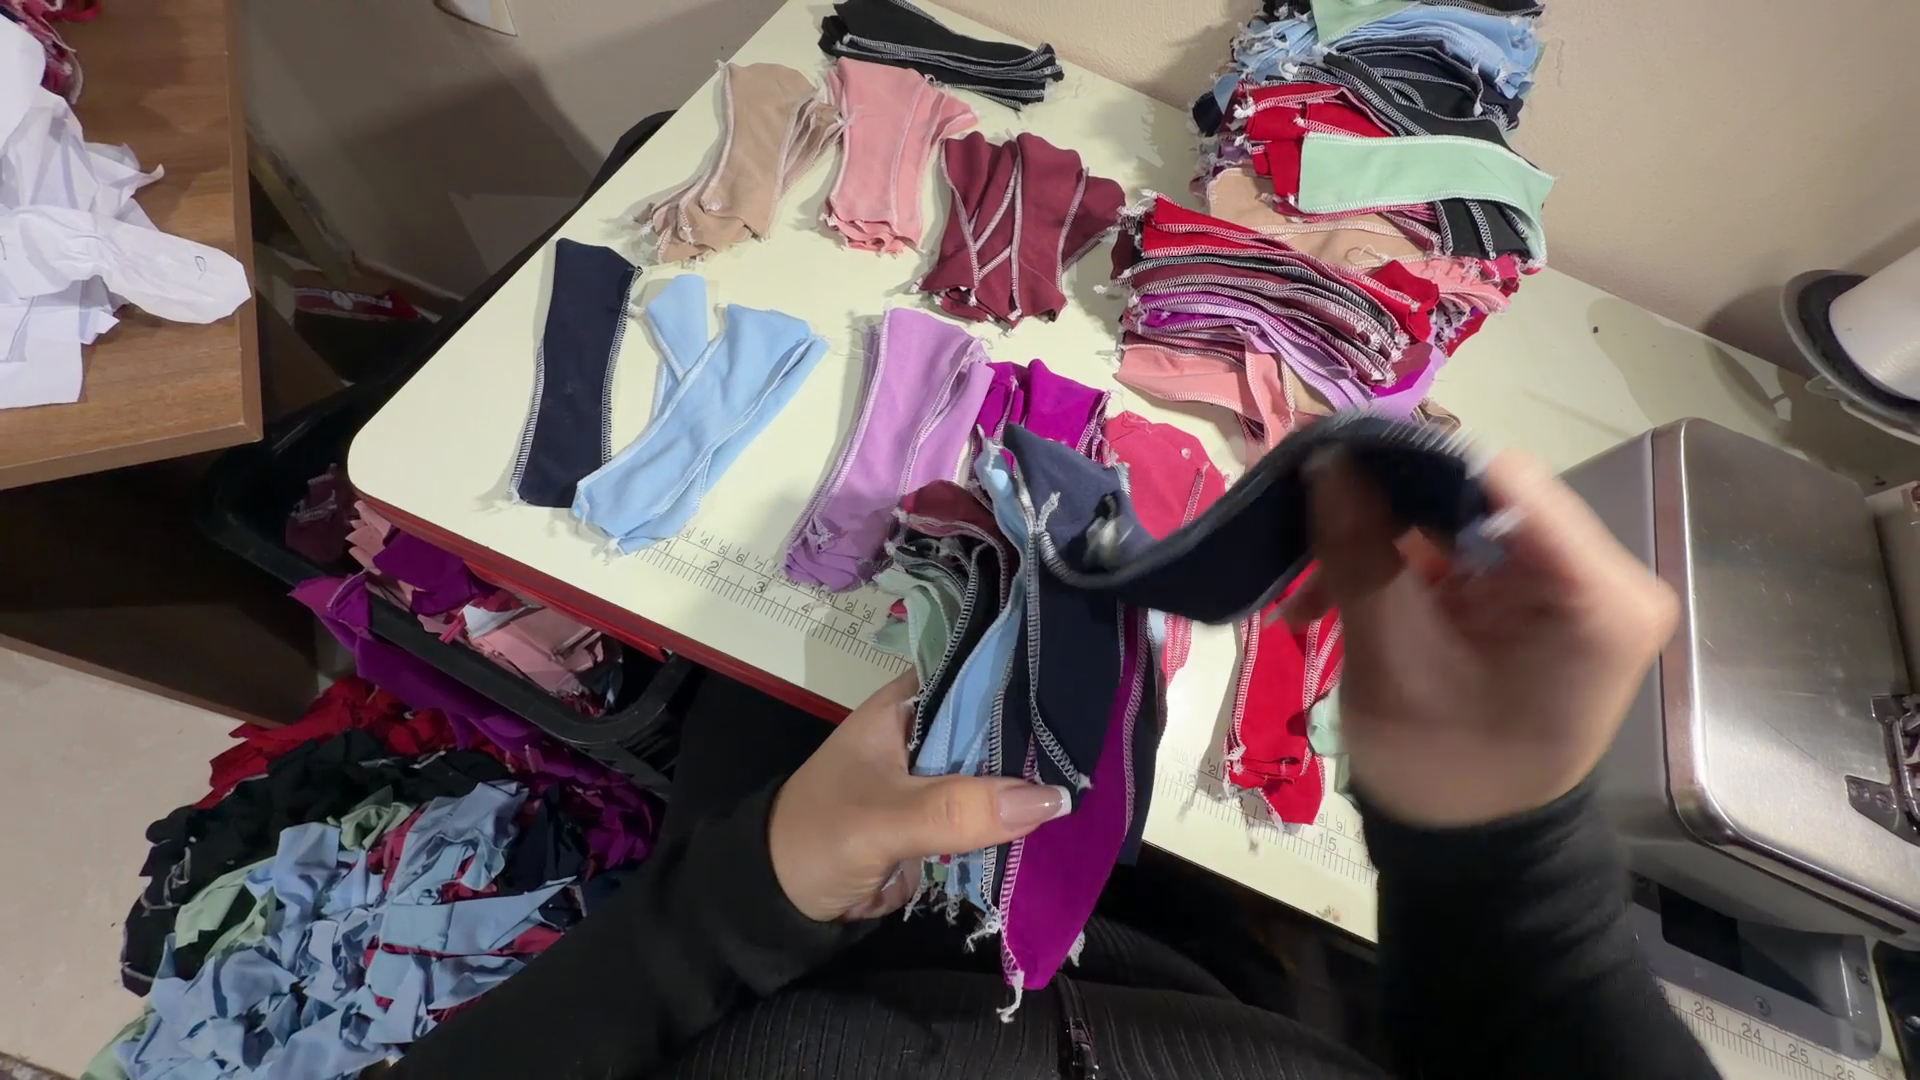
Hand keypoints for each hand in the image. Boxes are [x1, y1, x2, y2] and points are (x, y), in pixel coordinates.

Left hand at [768, 672, 1071, 921]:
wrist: (782, 902)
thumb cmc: (819, 837)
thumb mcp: (885, 819)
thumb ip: (959, 810)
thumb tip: (1053, 799)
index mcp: (908, 705)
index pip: (976, 673)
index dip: (1024, 676)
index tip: (1077, 686)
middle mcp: (928, 730)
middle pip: (995, 721)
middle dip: (1038, 733)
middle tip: (1099, 737)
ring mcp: (938, 773)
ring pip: (998, 767)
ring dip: (1033, 776)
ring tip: (1096, 769)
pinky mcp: (945, 814)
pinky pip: (991, 809)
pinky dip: (1018, 814)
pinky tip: (1063, 812)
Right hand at [1279, 448, 1677, 827]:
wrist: (1463, 841)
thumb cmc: (1441, 762)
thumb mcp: (1389, 654)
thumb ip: (1359, 551)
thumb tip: (1326, 459)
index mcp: (1593, 592)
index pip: (1503, 479)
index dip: (1411, 459)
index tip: (1327, 459)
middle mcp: (1588, 573)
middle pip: (1469, 496)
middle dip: (1376, 507)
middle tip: (1298, 517)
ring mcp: (1548, 585)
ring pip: (1440, 522)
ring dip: (1363, 544)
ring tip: (1300, 585)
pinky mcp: (1510, 599)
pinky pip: (1434, 557)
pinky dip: (1375, 569)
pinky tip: (1320, 602)